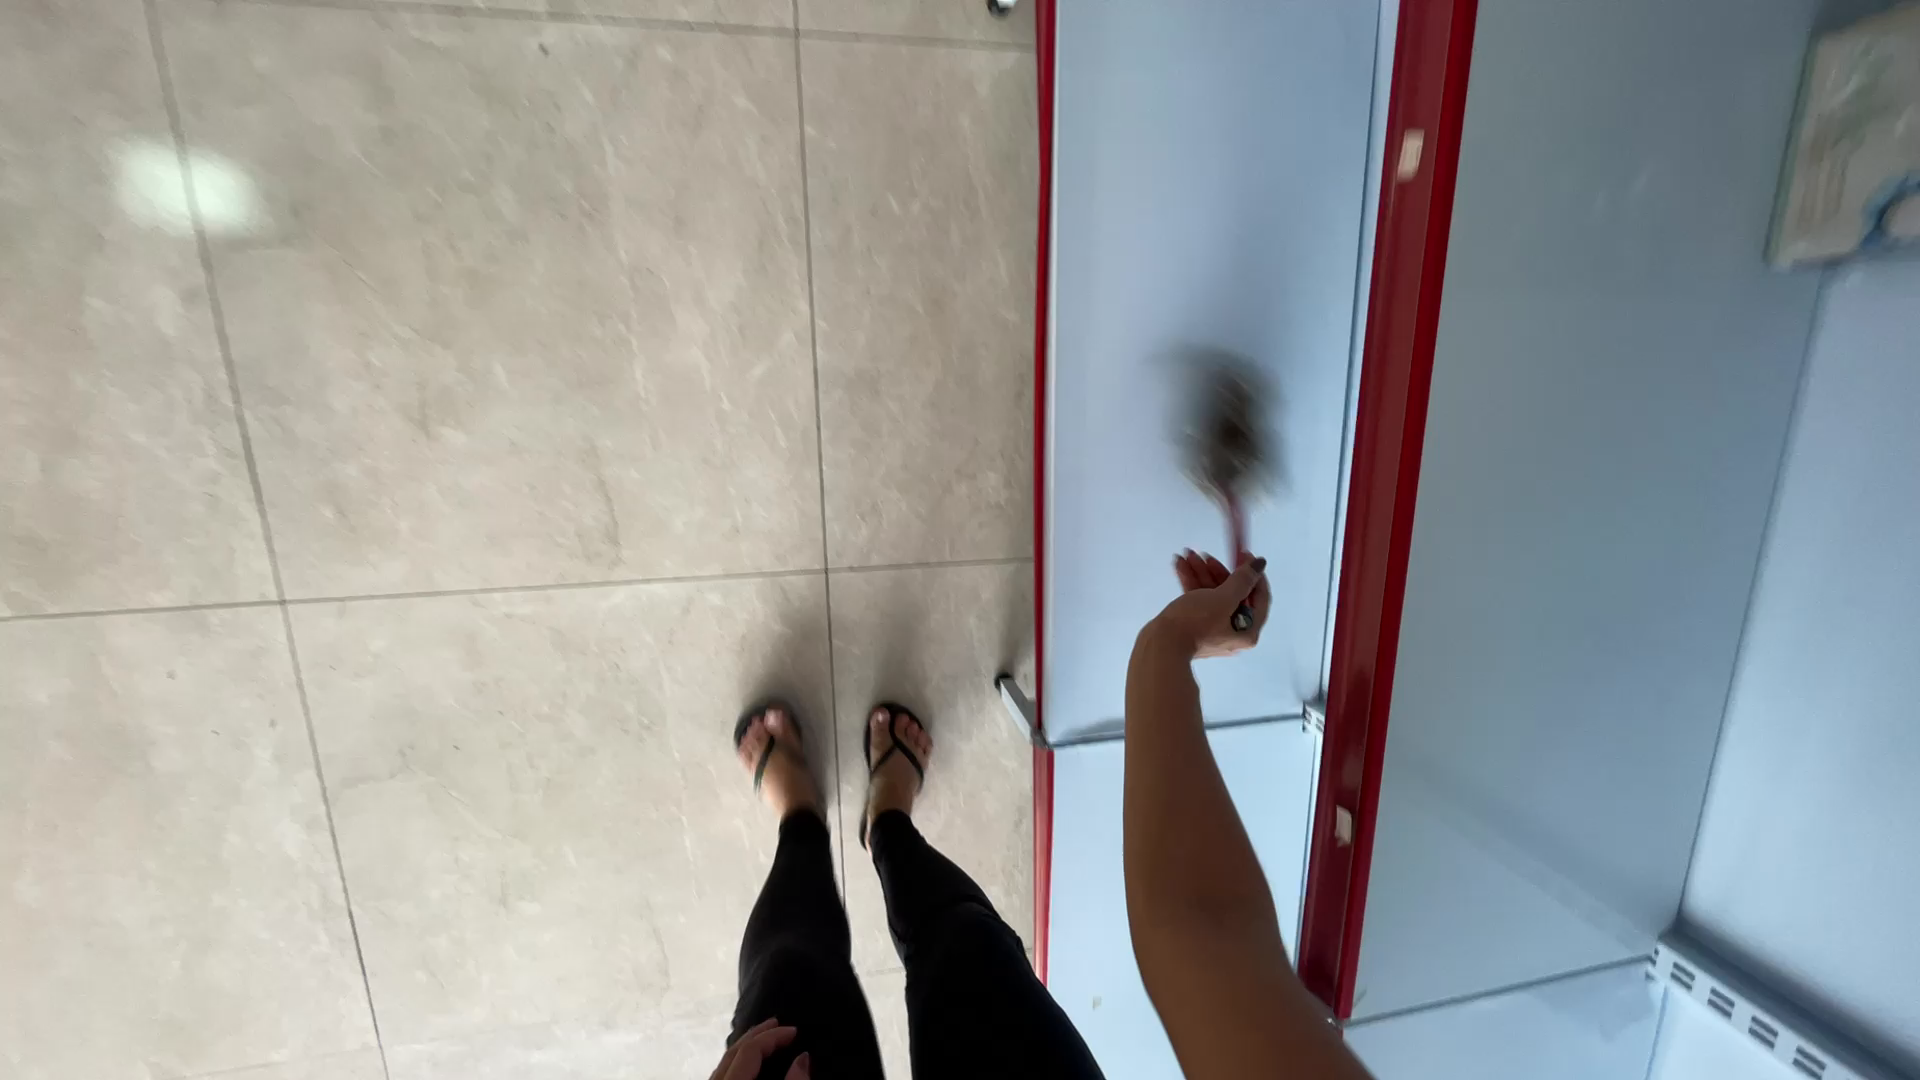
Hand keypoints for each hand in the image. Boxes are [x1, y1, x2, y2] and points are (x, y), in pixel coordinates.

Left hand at [708, 1018, 807, 1079]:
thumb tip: (803, 1058)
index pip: (750, 1050)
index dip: (773, 1036)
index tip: (794, 1031)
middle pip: (732, 1051)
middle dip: (757, 1034)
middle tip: (777, 1022)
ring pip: (723, 1062)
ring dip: (744, 1045)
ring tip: (762, 1038)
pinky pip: (721, 1074)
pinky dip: (735, 1061)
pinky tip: (744, 1065)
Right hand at [1148, 550, 1270, 658]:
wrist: (1161, 646)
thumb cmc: (1196, 623)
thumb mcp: (1223, 598)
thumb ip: (1242, 579)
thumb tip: (1259, 564)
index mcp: (1248, 629)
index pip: (1259, 596)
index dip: (1253, 573)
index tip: (1243, 554)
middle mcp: (1234, 631)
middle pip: (1232, 593)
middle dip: (1217, 570)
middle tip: (1206, 554)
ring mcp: (1212, 629)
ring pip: (1212, 595)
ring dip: (1200, 572)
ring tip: (1187, 554)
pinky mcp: (1194, 626)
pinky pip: (1198, 601)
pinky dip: (1190, 583)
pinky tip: (1180, 565)